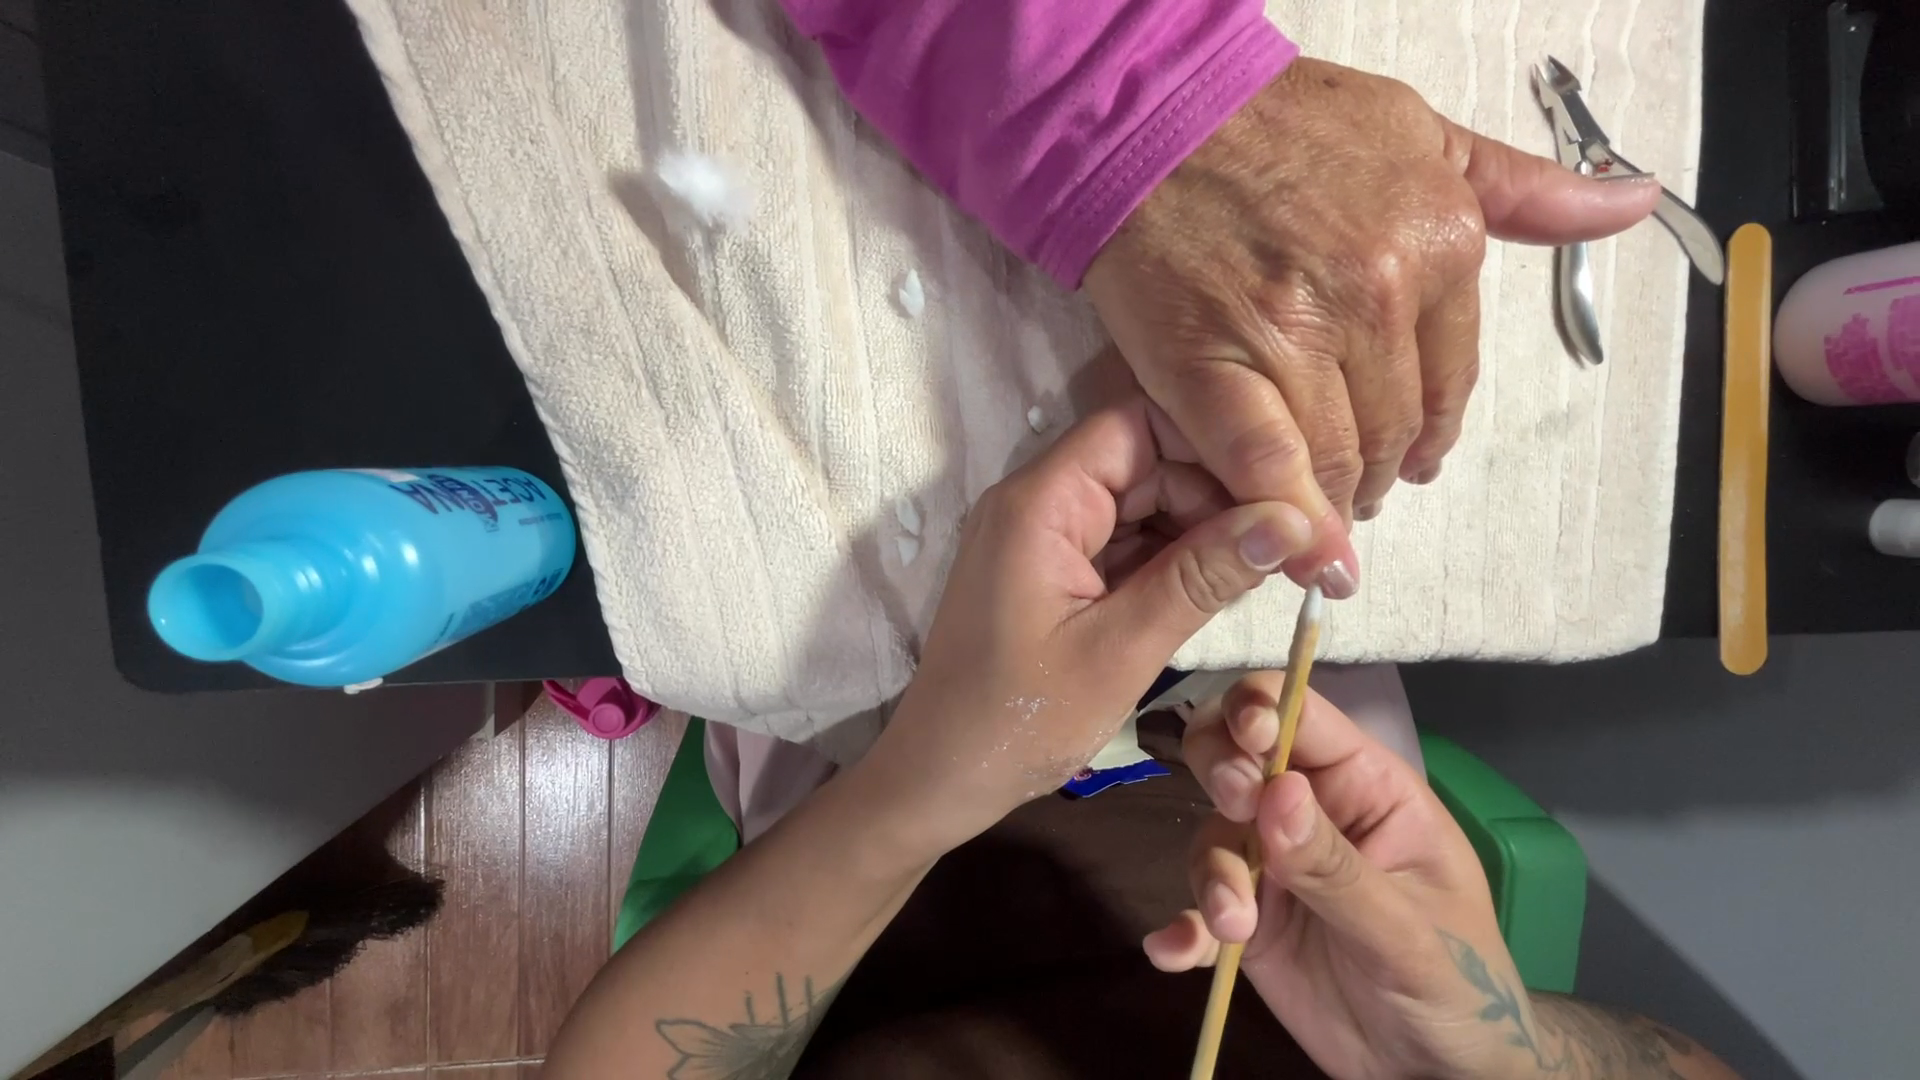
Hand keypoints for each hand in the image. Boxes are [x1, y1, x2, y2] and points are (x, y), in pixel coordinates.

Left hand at [859, 395, 1314, 854]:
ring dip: (1198, 532)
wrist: (942, 774)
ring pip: (1138, 503)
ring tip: (1267, 569)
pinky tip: (1215, 586)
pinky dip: (1167, 559)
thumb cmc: (1021, 719)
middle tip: (1293, 543)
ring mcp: (1041, 535)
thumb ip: (1203, 576)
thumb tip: (1290, 520)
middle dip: (1217, 496)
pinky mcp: (1049, 569)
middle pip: (1144, 461)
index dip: (1215, 441)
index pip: (1139, 423)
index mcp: (1041, 501)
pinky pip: (1119, 542)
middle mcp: (1037, 500)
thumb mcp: (1121, 649)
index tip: (1286, 486)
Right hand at [1084, 58, 1661, 596]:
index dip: (1429, 438)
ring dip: (1335, 504)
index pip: (1446, 382)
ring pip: (1335, 456)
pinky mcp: (1215, 372)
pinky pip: (1264, 462)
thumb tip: (1627, 207)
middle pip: (1391, 431)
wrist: (1156, 127)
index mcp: (1436, 246)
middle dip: (1379, 479)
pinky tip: (1309, 564)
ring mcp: (1293, 341)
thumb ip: (1517, 186)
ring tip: (1322, 523)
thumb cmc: (1277, 126)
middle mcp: (1376, 300)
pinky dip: (1289, 519)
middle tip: (1356, 500)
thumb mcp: (1419, 132)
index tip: (1410, 468)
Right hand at [1145, 673, 1540, 1079]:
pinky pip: (1195, 905)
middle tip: (1238, 810)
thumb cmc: (1459, 986)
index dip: (1260, 707)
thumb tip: (1276, 793)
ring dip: (1211, 871)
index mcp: (1360, 784)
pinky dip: (1181, 925)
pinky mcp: (1242, 913)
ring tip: (1234, 924)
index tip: (1249, 737)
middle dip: (1221, 770)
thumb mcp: (1410, 930)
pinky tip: (1173, 952)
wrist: (1438, 1075)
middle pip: (1230, 749)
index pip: (1298, 714)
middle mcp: (1303, 808)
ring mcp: (1266, 859)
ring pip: (1208, 828)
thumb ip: (1338, 865)